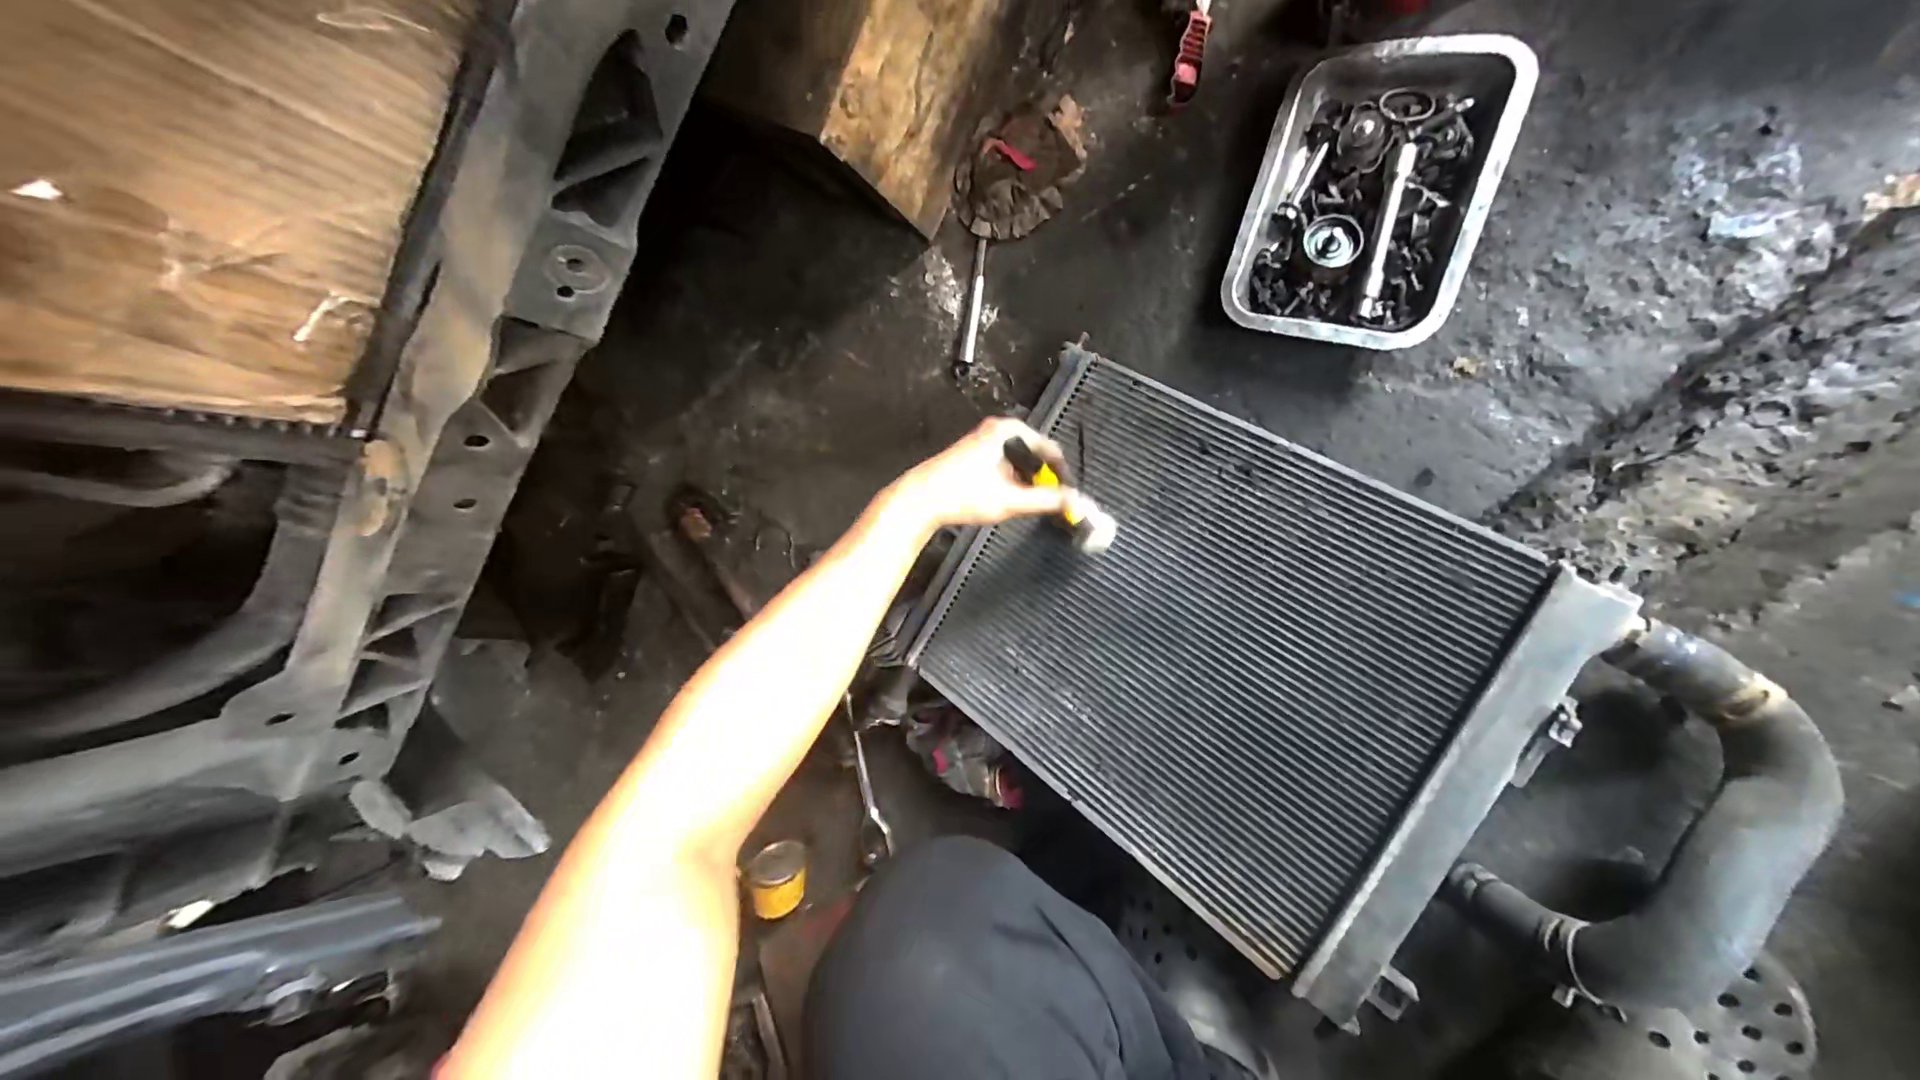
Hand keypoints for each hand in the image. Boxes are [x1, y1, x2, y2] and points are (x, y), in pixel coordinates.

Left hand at [886, 417, 1081, 529]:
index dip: (1060, 472)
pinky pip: (1002, 466)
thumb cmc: (961, 494)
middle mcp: (994, 430)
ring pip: (1017, 461)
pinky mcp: (971, 457)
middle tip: (1051, 500)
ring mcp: (980, 442)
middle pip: (1033, 454)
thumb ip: (1046, 501)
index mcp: (1006, 430)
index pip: (1048, 448)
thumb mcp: (1010, 500)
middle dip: (1043, 478)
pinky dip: (1011, 481)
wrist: (919, 500)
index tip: (1068, 492)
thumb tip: (1075, 503)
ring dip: (1026, 481)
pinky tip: (1006, 500)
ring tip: (1029, 502)